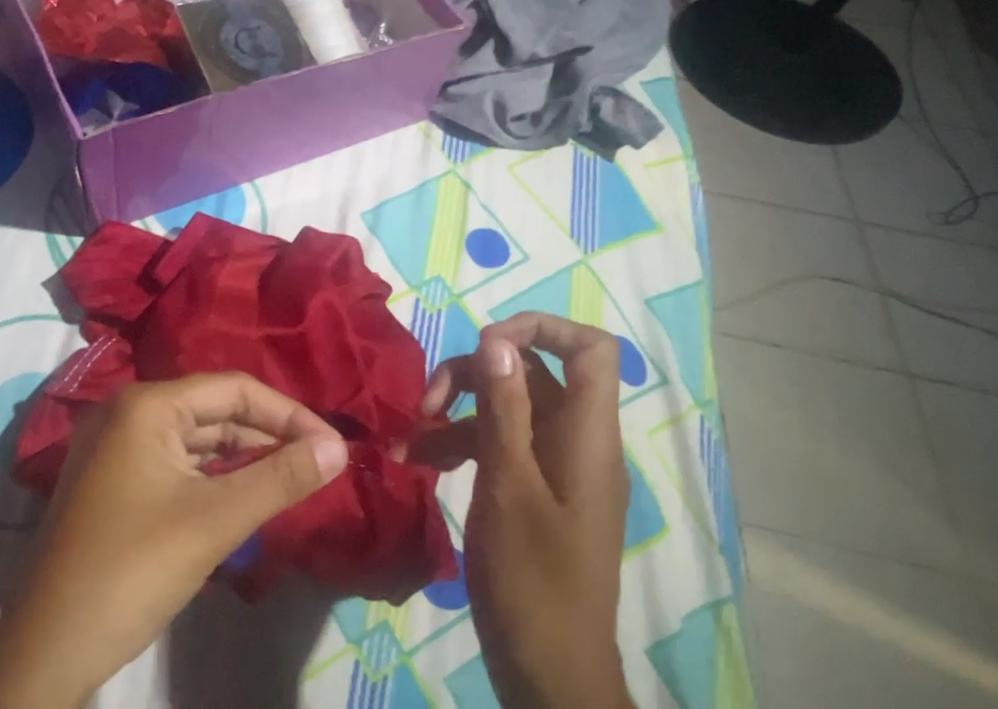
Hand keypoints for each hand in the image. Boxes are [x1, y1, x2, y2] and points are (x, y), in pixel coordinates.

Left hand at [0, 373, 347, 708]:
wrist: (52, 642)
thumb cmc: (136, 567)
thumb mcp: (216, 521)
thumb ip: (280, 478)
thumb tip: (339, 447)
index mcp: (146, 405)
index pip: (233, 389)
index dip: (289, 414)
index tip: (333, 447)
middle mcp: (126, 413)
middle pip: (214, 410)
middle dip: (268, 435)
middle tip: (321, 466)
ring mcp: (114, 448)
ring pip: (196, 440)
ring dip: (244, 458)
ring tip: (293, 481)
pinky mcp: (113, 481)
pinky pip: (176, 464)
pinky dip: (214, 477)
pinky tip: (247, 497)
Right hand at [420, 313, 633, 708]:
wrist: (549, 669)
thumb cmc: (531, 579)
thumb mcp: (507, 487)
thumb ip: (503, 410)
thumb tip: (497, 339)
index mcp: (588, 435)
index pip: (590, 349)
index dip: (539, 328)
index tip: (483, 344)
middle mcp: (578, 442)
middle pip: (532, 374)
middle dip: (472, 377)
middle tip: (423, 404)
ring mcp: (557, 469)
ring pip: (508, 410)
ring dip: (455, 415)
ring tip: (407, 445)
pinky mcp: (536, 493)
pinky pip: (501, 448)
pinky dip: (461, 447)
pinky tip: (419, 465)